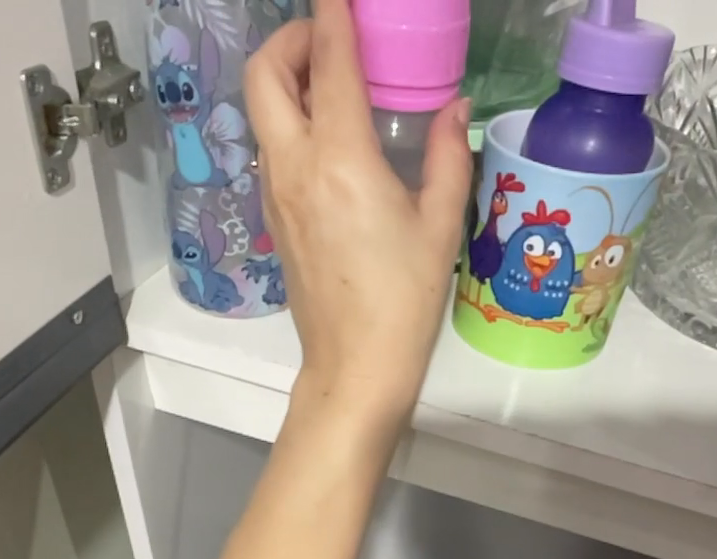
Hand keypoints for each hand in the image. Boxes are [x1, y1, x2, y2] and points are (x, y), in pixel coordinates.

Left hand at [246, 0, 472, 435]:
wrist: (355, 366)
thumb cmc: (403, 301)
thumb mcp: (440, 226)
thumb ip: (449, 157)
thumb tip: (454, 111)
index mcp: (339, 160)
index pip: (329, 61)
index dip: (334, 13)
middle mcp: (294, 168)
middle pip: (265, 75)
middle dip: (291, 40)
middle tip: (332, 41)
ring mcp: (275, 196)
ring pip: (262, 113)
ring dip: (288, 82)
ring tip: (335, 86)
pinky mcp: (274, 220)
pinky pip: (271, 150)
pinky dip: (290, 123)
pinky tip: (330, 139)